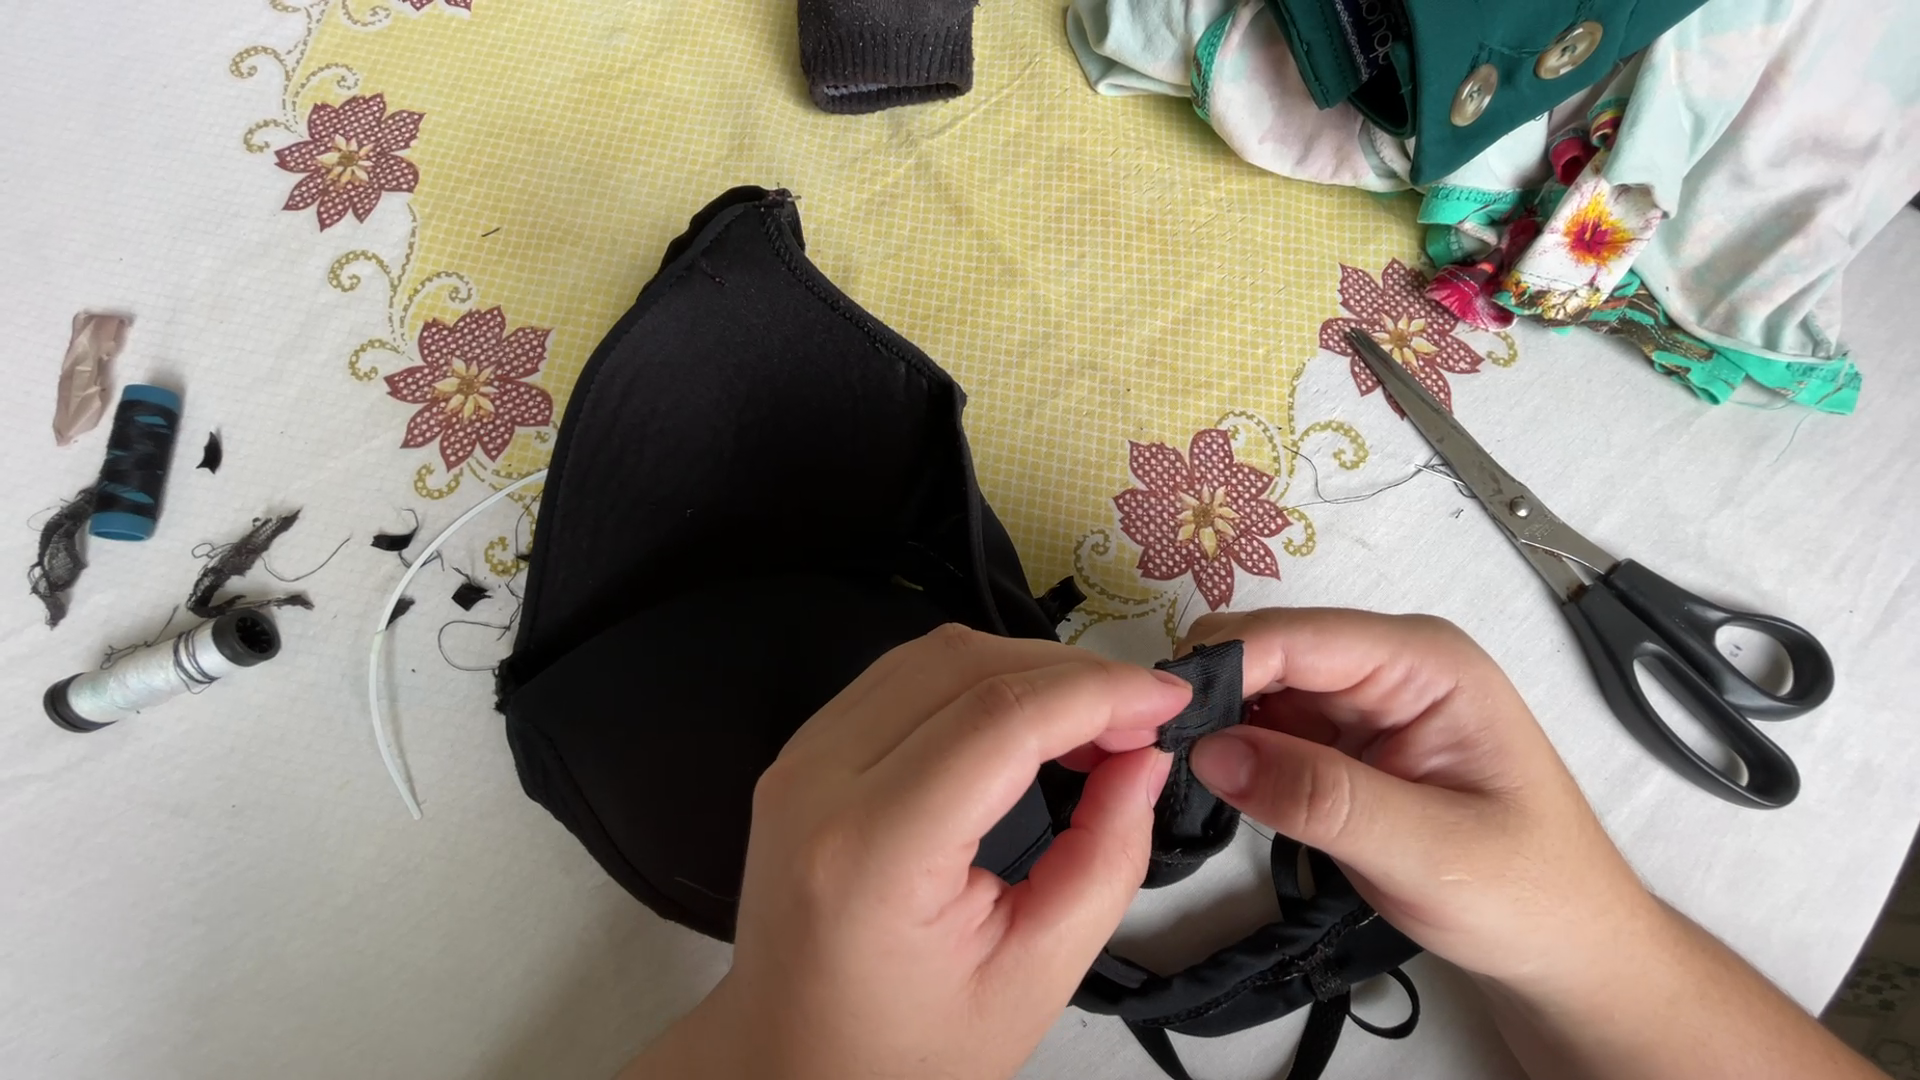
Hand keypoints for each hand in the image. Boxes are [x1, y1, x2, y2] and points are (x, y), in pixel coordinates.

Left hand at [622, 625, 1191, 1079]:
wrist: (788, 1057)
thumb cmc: (908, 1047)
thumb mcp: (1033, 978)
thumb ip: (1105, 858)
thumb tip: (1145, 758)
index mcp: (870, 851)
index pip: (997, 721)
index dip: (1096, 692)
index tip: (1166, 698)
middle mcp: (819, 778)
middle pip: (964, 667)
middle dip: (1071, 673)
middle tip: (1137, 715)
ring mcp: (802, 753)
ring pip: (935, 655)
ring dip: (1027, 666)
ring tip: (1090, 718)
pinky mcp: (806, 745)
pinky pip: (905, 674)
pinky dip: (980, 675)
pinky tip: (1025, 715)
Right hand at [1177, 608, 1656, 990]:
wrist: (1567, 952)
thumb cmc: (1529, 898)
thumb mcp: (1431, 853)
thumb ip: (1320, 797)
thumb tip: (1208, 751)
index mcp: (1420, 661)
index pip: (1295, 638)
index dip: (1224, 666)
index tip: (1163, 718)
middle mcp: (1381, 662)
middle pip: (1264, 648)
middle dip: (1208, 688)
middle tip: (1161, 748)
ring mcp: (1356, 696)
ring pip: (1252, 680)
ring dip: (1211, 717)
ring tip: (1175, 764)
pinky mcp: (1334, 734)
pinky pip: (1259, 719)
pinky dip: (1227, 742)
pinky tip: (1211, 774)